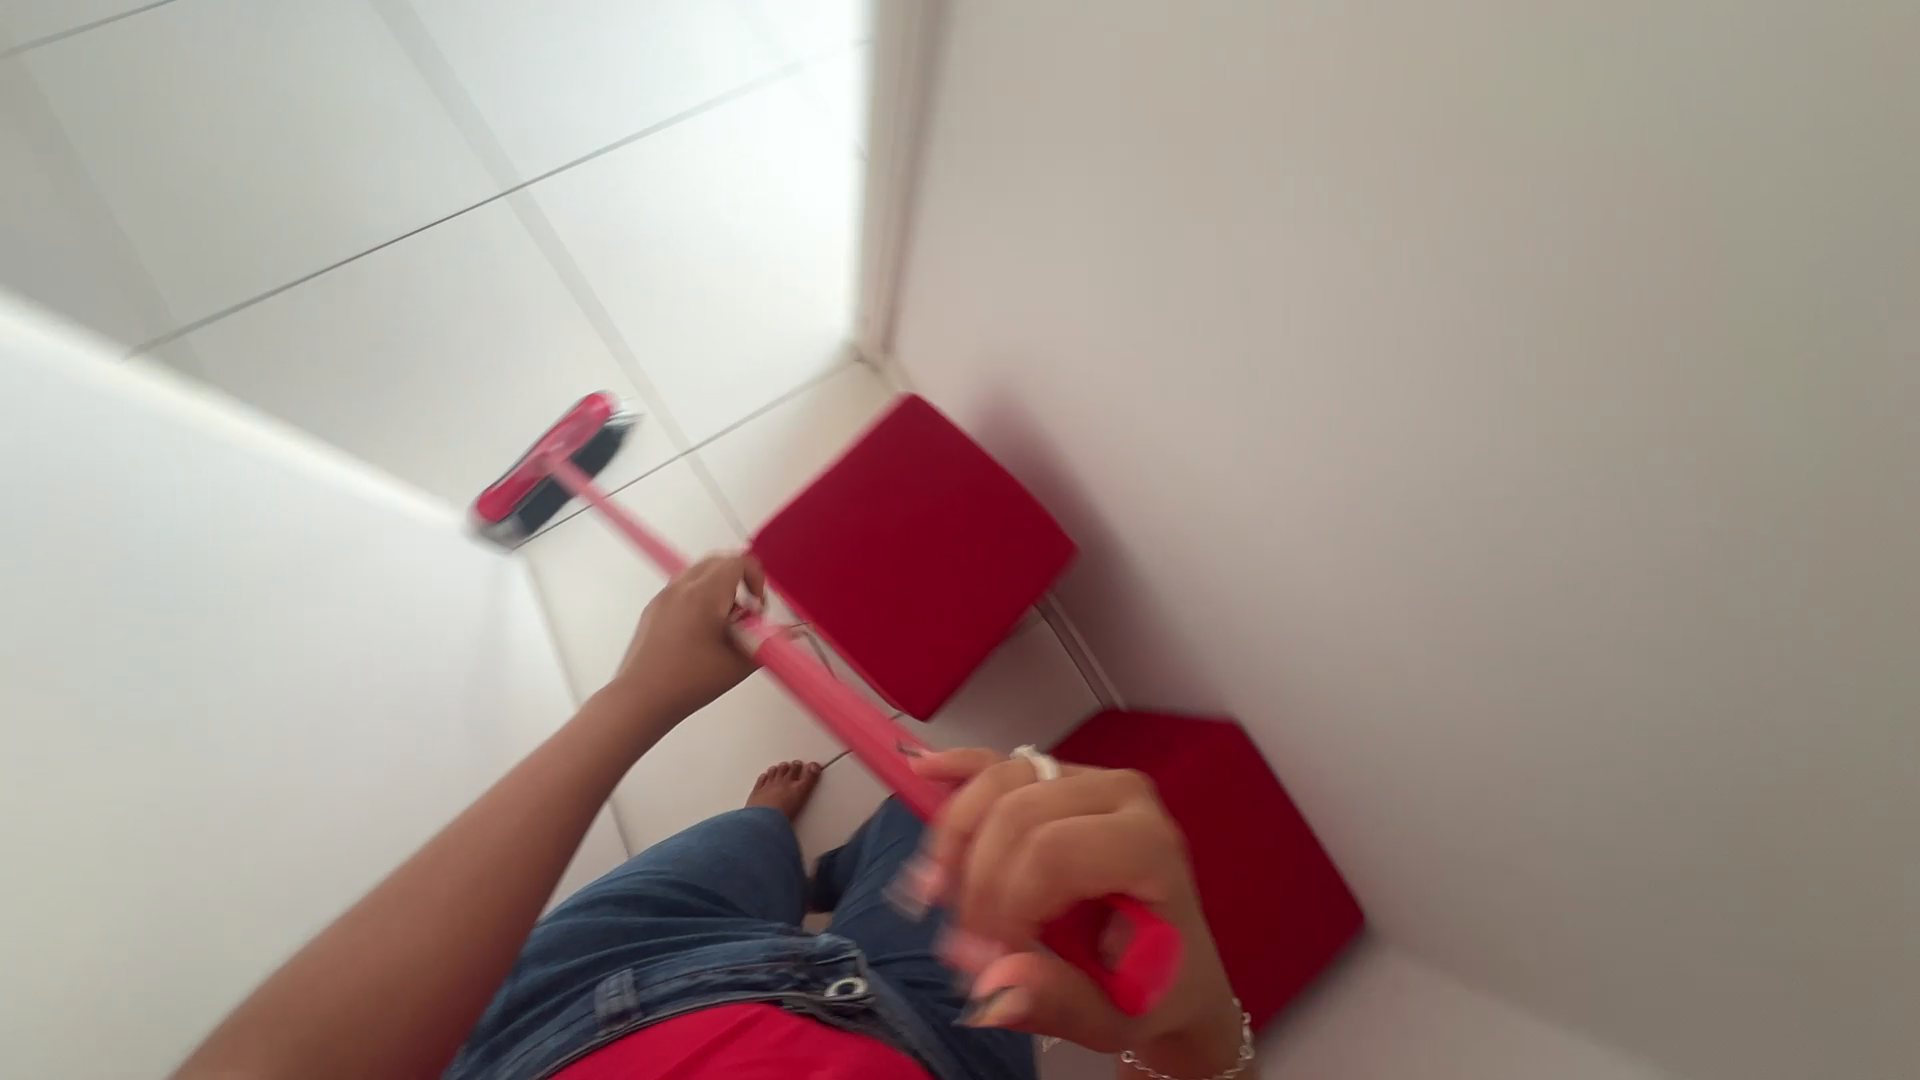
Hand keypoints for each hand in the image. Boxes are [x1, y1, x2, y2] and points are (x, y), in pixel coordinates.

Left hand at [608, 553, 765, 721]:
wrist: (640, 700)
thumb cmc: (690, 681)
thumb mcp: (740, 663)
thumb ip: (770, 643)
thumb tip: (794, 632)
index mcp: (705, 593)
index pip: (738, 561)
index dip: (757, 579)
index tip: (758, 608)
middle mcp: (681, 587)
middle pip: (718, 561)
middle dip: (739, 580)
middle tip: (747, 612)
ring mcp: (663, 597)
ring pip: (699, 574)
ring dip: (719, 589)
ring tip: (725, 625)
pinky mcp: (652, 610)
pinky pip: (682, 589)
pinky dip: (700, 598)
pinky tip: (702, 634)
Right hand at [907, 749, 1245, 1071]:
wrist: (1175, 965)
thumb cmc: (1154, 989)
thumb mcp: (1116, 1016)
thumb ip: (1058, 1003)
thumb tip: (992, 986)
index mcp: (1148, 845)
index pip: (1053, 851)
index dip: (1006, 904)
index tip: (990, 960)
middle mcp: (1119, 793)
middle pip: (1017, 813)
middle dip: (976, 880)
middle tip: (963, 943)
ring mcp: (1087, 777)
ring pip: (999, 781)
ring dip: (956, 836)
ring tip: (937, 893)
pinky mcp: (1057, 778)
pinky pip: (999, 763)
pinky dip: (958, 767)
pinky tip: (922, 769)